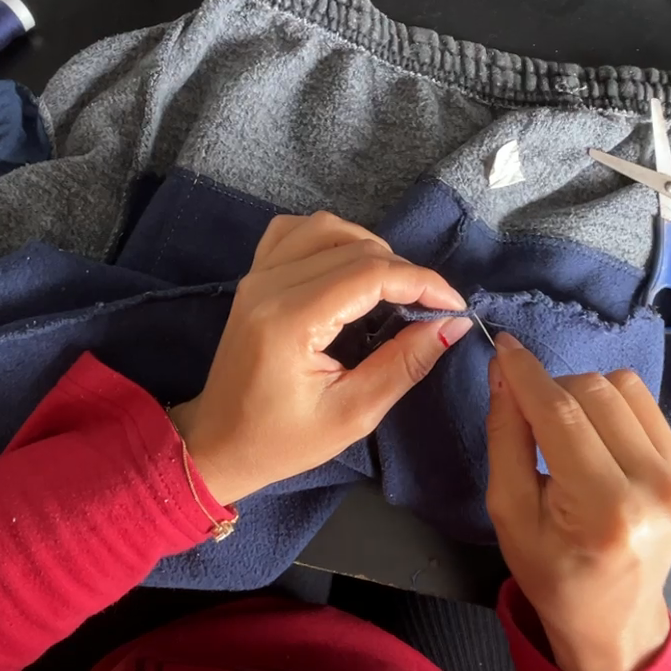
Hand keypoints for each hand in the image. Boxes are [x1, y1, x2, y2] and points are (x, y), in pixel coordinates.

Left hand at [170, 212, 473, 505]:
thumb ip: (404, 364)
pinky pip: (295, 231)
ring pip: (326, 227)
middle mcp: (269, 285)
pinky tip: (346, 265)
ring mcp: (256, 275)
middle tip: (428, 307)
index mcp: (290, 321)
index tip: (453, 305)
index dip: (421, 282)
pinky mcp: (252, 276)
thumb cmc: (282, 441)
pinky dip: (331, 238)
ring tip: (392, 288)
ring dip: (369, 248)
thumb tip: (452, 324)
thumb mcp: (353, 414)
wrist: (217, 443)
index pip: (369, 273)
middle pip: (353, 246)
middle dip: (403, 270)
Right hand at [484, 333, 670, 670]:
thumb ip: (505, 435)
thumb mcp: (508, 510)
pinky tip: (595, 439)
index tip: (502, 345)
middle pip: (593, 391)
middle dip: (550, 389)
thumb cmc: (550, 572)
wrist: (614, 622)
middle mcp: (656, 487)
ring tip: (563, 430)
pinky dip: (610, 407)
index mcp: (604, 508)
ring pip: (622, 387)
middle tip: (528, 417)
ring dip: (581, 394)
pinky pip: (644, 404)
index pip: (561, 414)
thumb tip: (504, 370)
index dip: (527, 373)